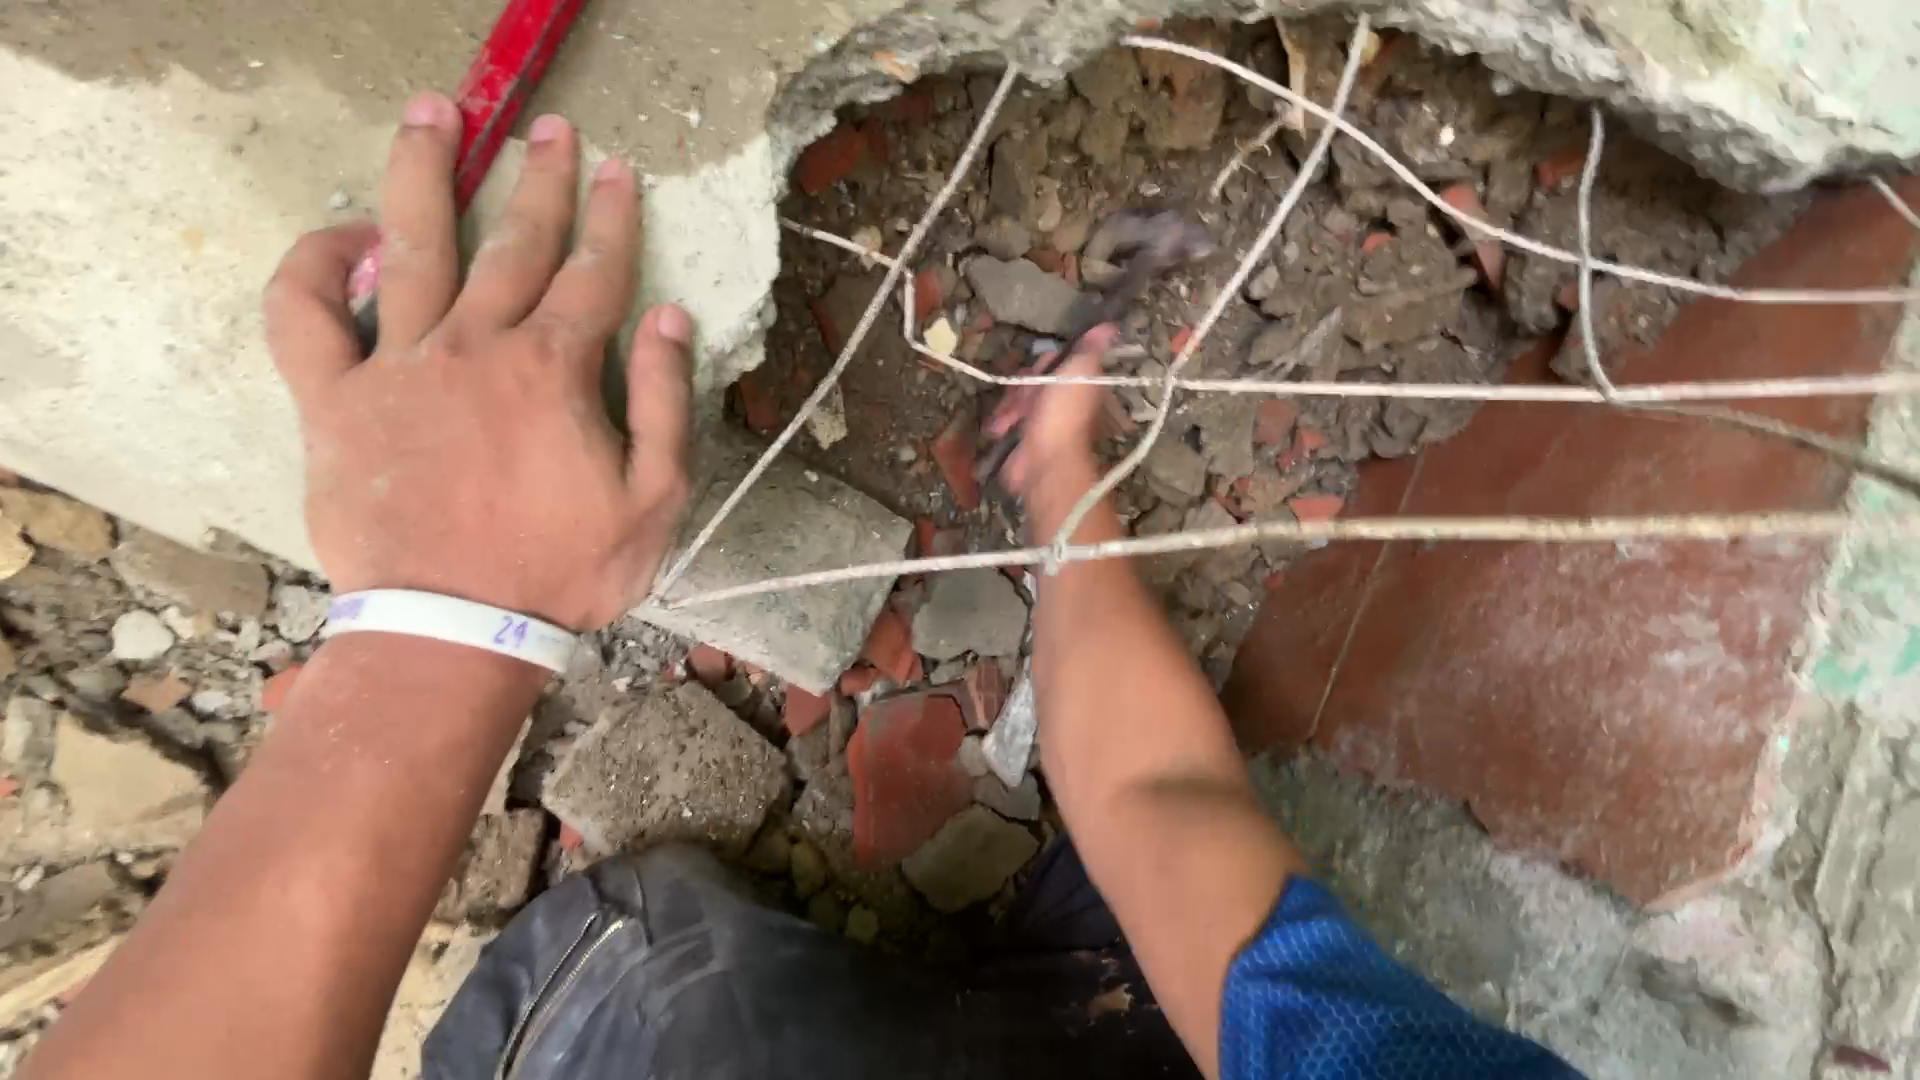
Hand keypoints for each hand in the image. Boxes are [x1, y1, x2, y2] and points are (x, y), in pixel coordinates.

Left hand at [263, 92, 691, 631]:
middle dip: (540, 180)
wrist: (458, 628)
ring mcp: (398, 367)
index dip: (614, 221)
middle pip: (514, 244)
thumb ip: (666, 403)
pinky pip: (305, 314)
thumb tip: (671, 320)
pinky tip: (345, 234)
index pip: (595, 275)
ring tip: (436, 115)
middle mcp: (476, 349)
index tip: (622, 173)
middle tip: (552, 131)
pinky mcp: (336, 400)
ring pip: (411, 247)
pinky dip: (314, 264)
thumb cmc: (569, 570)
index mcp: (555, 372)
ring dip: (426, 174)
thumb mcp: (656, 497)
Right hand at [983, 326, 1116, 521]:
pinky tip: (1002, 431)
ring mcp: (1038, 419)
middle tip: (1025, 399)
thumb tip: (1110, 324)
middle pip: (1029, 378)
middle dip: (1021, 386)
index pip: (1052, 361)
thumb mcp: (1079, 372)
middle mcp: (1058, 400)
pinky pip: (1004, 419)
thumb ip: (1089, 349)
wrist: (1044, 460)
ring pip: (1014, 399)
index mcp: (1075, 383)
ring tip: (1010, 421)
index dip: (1043, 364)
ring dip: (1008, 407)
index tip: (1040, 371)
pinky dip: (1000, 424)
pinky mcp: (1020, 435)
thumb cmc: (1062, 414)